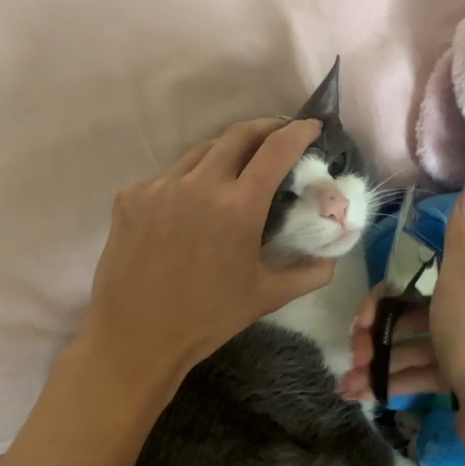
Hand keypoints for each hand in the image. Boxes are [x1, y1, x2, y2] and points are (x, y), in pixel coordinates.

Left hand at [78, 118, 333, 385]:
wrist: (134, 338)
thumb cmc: (208, 320)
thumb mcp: (268, 297)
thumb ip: (310, 272)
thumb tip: (333, 253)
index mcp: (238, 207)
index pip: (276, 149)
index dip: (299, 132)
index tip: (311, 127)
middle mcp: (199, 185)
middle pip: (239, 134)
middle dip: (265, 128)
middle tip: (279, 136)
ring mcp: (159, 186)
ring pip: (202, 151)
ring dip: (227, 152)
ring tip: (238, 168)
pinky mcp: (131, 195)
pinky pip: (170, 175)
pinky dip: (191, 180)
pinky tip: (195, 204)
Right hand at [341, 173, 464, 465]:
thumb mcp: (462, 280)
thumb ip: (461, 234)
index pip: (413, 282)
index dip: (381, 299)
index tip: (360, 319)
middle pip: (406, 316)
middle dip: (373, 335)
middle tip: (352, 355)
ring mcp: (461, 348)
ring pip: (408, 349)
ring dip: (375, 364)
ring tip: (348, 385)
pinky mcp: (457, 381)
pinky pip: (416, 375)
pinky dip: (390, 383)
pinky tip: (363, 396)